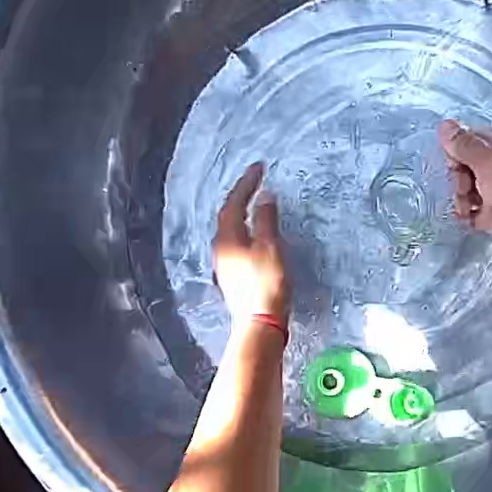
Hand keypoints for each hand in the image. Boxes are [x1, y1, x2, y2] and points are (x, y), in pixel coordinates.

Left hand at [214, 163, 288, 321]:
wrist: (260, 324)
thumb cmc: (266, 285)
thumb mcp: (270, 247)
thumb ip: (267, 220)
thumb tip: (265, 197)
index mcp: (228, 238)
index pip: (234, 202)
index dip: (246, 183)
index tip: (259, 168)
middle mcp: (221, 250)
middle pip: (228, 216)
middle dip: (241, 197)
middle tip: (255, 182)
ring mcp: (225, 265)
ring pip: (231, 231)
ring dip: (242, 215)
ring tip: (255, 205)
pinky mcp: (233, 278)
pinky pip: (236, 244)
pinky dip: (245, 232)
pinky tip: (254, 236)